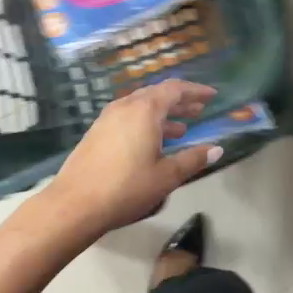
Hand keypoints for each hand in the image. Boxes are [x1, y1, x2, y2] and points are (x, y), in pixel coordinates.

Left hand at [45, 80, 219, 235]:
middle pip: (157, 94)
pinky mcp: (97, 132)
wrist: (76, 203)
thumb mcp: (166, 176)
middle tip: (199, 111)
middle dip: (180, 102)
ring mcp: (107, 118)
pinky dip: (145, 122)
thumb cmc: (126, 188)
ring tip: (182, 128)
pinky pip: (127, 117)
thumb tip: (217, 149)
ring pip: (140, 106)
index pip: (175, 89)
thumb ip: (193, 159)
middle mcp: (125, 107)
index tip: (211, 96)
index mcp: (144, 110)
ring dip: (163, 114)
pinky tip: (152, 142)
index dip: (195, 91)